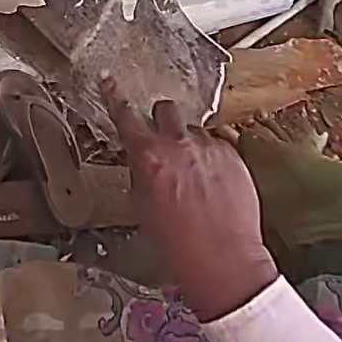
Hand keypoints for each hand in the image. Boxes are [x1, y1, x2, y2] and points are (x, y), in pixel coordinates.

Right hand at [105, 79, 277, 321]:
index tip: (109, 82)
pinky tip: (214, 185)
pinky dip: (212, 159)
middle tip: (165, 141)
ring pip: (192, 130)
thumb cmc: (177, 242)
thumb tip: (141, 158)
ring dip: (189, 144)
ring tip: (196, 176)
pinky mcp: (233, 154)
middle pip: (165, 109)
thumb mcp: (142, 205)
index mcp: (148, 156)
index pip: (125, 116)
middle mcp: (177, 144)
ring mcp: (208, 147)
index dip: (114, 97)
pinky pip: (216, 145)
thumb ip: (140, 171)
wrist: (224, 260)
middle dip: (162, 120)